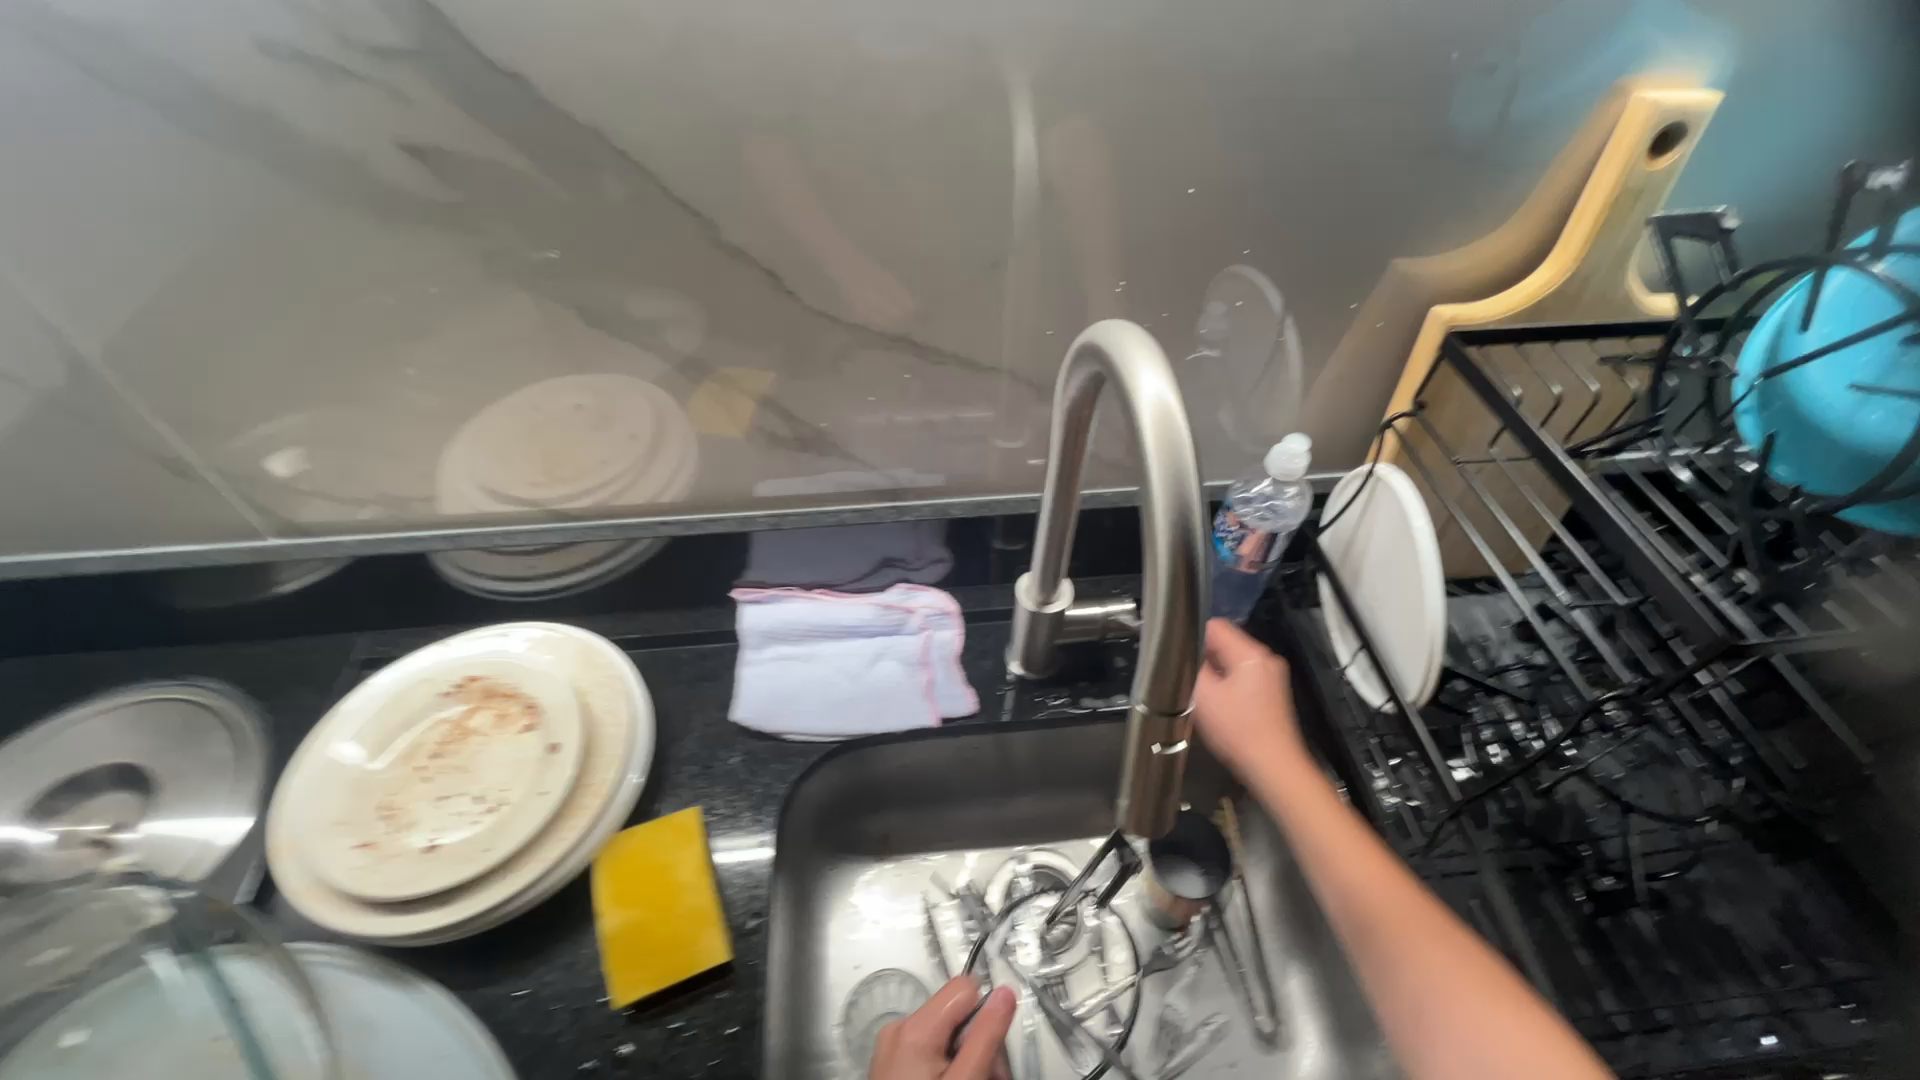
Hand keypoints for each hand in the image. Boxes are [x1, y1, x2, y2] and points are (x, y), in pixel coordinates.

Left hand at [868, 976, 1014, 1079]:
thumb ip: (986, 1036)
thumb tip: (1004, 993)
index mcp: (914, 1028)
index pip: (964, 988)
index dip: (987, 1012)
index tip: (994, 1049)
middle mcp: (899, 1030)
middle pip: (957, 1015)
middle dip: (980, 1045)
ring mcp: (893, 1050)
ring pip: (947, 1037)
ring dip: (968, 1061)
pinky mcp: (893, 1067)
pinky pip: (930, 1054)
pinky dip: (950, 1070)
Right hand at [1191, 618, 1304, 777]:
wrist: (1273, 766)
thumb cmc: (1237, 730)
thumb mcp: (1204, 696)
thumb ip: (1192, 667)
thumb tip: (1184, 653)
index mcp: (1251, 653)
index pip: (1215, 626)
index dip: (1192, 637)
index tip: (1178, 656)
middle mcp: (1266, 658)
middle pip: (1225, 643)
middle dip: (1204, 657)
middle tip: (1186, 677)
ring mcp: (1272, 675)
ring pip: (1233, 660)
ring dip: (1215, 672)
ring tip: (1201, 692)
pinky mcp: (1272, 692)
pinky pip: (1243, 675)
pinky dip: (1228, 683)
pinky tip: (1219, 703)